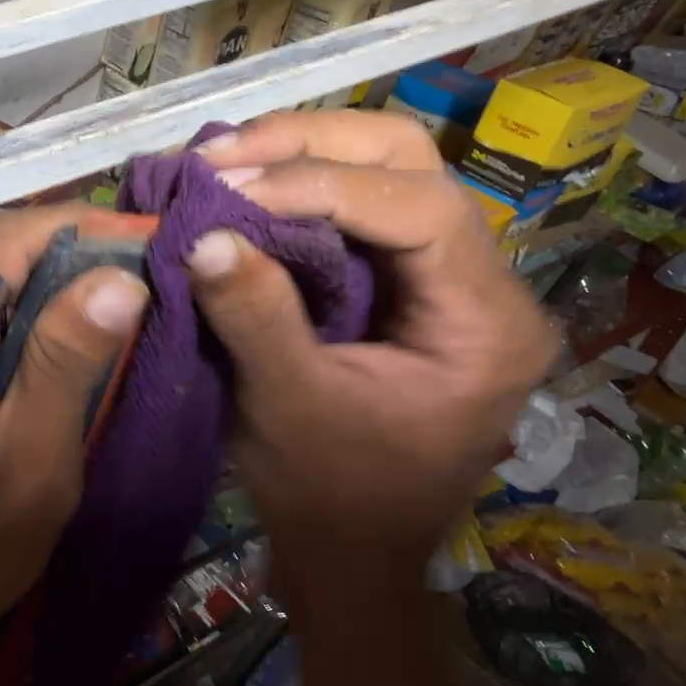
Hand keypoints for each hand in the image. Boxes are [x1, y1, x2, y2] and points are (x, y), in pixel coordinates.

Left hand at [0, 204, 150, 685]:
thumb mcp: (32, 471)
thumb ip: (67, 363)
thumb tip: (119, 275)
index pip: (4, 237)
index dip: (82, 224)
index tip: (152, 235)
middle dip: (61, 250)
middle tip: (138, 274)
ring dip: (30, 276)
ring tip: (101, 301)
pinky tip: (36, 332)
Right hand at [189, 111, 557, 685]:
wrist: (346, 542)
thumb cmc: (329, 487)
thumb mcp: (288, 405)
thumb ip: (255, 317)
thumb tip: (204, 234)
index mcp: (482, 321)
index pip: (420, 209)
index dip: (320, 185)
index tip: (228, 190)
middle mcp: (476, 280)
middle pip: (409, 161)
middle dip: (310, 143)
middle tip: (220, 156)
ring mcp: (435, 272)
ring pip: (382, 164)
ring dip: (295, 150)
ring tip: (217, 162)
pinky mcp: (392, 275)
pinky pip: (348, 198)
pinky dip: (286, 178)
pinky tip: (234, 183)